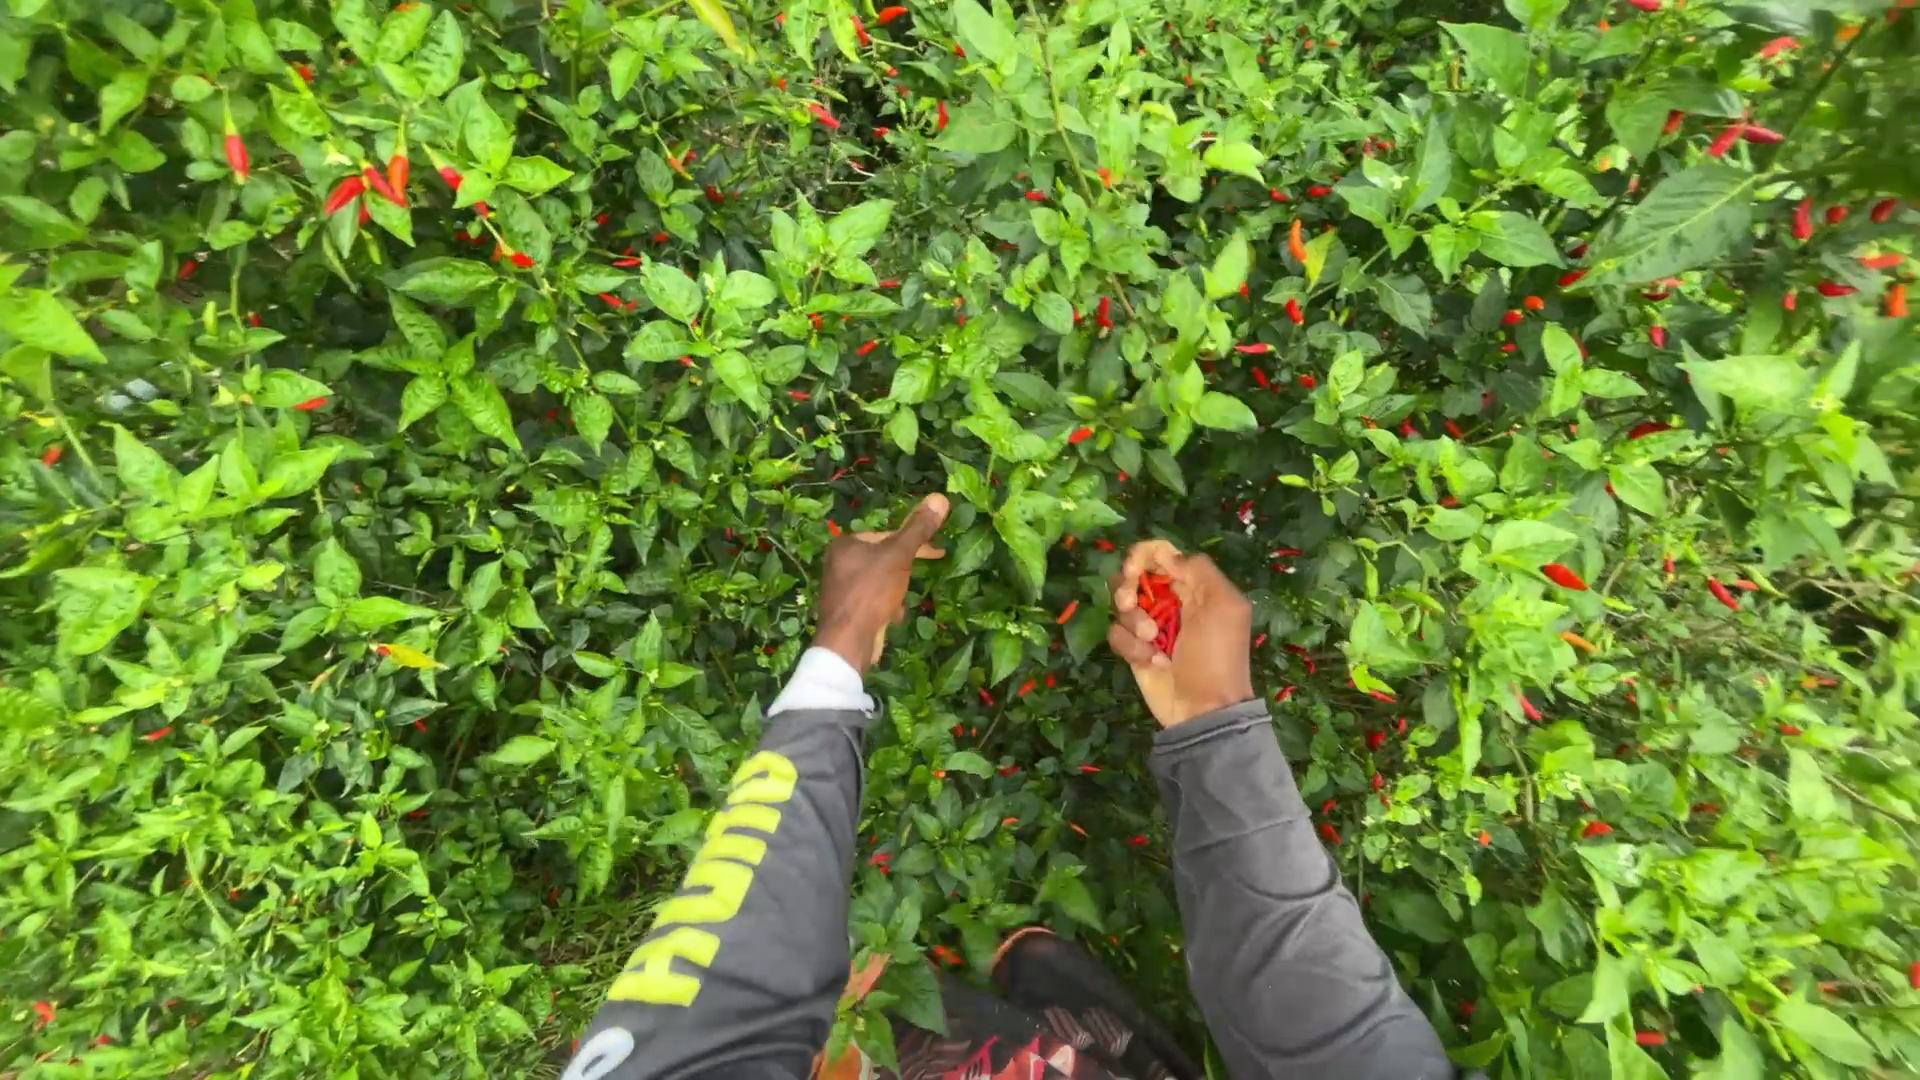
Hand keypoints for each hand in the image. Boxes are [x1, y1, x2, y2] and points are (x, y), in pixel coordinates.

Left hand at [813, 494, 949, 673]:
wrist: (848, 640)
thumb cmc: (871, 591)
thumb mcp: (899, 556)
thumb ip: (918, 529)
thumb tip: (940, 498)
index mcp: (846, 544)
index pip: (888, 536)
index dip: (915, 543)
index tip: (938, 551)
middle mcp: (838, 563)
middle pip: (885, 559)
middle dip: (903, 573)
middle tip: (913, 580)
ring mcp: (841, 588)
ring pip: (882, 582)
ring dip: (896, 592)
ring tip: (897, 604)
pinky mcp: (847, 610)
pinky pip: (874, 601)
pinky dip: (885, 607)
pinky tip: (889, 619)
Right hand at [1107, 540, 1255, 726]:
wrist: (1204, 708)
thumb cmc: (1217, 654)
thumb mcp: (1224, 605)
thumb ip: (1198, 570)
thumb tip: (1166, 554)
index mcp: (1193, 586)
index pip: (1160, 554)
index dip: (1143, 555)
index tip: (1135, 568)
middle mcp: (1169, 601)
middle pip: (1133, 576)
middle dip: (1128, 587)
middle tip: (1130, 602)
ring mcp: (1149, 625)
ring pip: (1120, 605)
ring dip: (1134, 622)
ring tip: (1152, 640)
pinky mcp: (1134, 649)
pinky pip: (1116, 634)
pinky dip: (1131, 647)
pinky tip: (1152, 662)